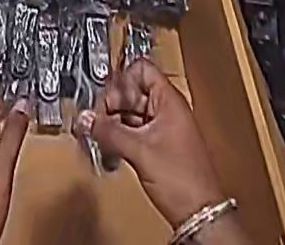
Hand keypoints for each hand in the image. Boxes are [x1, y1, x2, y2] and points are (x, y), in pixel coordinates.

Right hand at [76, 59, 226, 228]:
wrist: (198, 213)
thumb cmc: (181, 179)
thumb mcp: (140, 151)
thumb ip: (110, 132)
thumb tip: (87, 118)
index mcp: (168, 99)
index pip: (142, 70)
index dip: (123, 80)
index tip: (107, 97)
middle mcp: (166, 108)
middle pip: (134, 91)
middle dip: (114, 102)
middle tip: (98, 117)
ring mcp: (163, 126)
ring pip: (133, 112)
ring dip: (115, 120)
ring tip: (100, 132)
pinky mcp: (159, 144)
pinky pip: (135, 129)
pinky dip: (121, 134)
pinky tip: (110, 145)